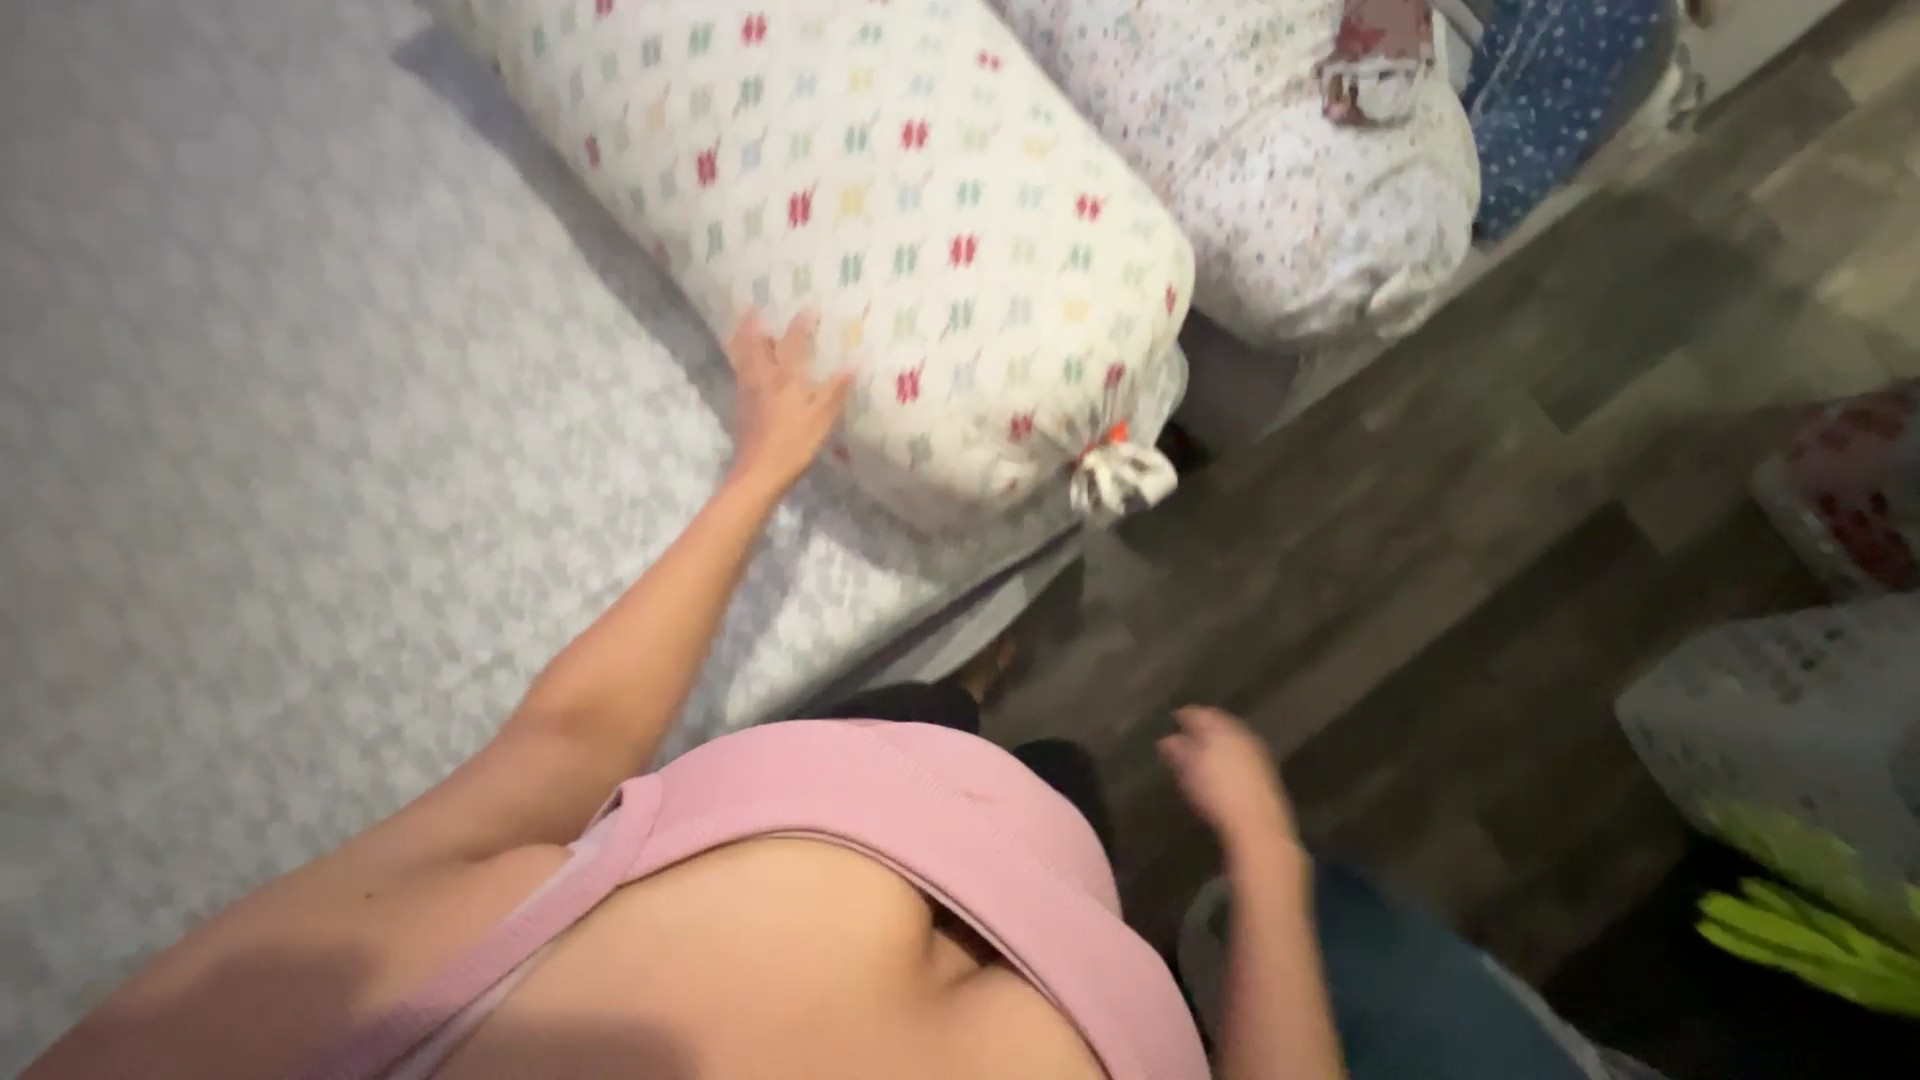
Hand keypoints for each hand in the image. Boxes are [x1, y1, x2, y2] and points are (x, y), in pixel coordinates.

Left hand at [723, 309, 853, 495]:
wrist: (759, 471)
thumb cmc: (794, 444)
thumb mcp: (822, 418)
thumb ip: (835, 390)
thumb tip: (852, 364)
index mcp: (786, 378)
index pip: (793, 343)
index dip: (801, 325)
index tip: (809, 309)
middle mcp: (763, 378)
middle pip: (755, 345)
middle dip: (755, 325)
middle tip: (754, 308)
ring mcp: (748, 392)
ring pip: (741, 358)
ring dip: (741, 339)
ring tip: (741, 327)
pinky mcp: (740, 408)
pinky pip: (738, 374)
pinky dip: (739, 361)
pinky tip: (744, 366)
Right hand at [1159, 707, 1297, 857]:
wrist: (1257, 823)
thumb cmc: (1216, 793)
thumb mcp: (1187, 771)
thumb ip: (1176, 750)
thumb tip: (1167, 739)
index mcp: (1219, 728)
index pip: (1198, 713)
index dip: (1184, 715)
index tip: (1172, 718)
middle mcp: (1239, 733)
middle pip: (1217, 723)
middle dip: (1202, 727)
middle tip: (1185, 734)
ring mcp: (1255, 750)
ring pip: (1230, 737)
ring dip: (1216, 740)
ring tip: (1201, 751)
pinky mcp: (1264, 769)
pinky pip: (1241, 751)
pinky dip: (1228, 753)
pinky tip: (1221, 766)